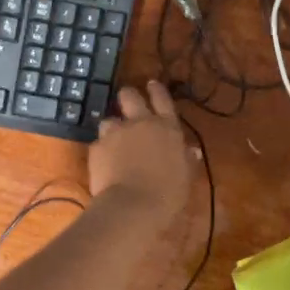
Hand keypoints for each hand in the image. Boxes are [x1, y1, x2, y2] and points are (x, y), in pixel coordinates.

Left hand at [89, 81, 194, 220]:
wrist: (133, 206)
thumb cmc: (168, 193)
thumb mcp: (185, 176)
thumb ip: (186, 159)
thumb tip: (192, 150)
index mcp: (167, 128)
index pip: (162, 99)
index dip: (156, 90)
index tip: (151, 84)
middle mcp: (140, 123)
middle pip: (129, 96)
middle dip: (128, 97)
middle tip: (128, 104)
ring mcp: (116, 133)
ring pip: (109, 119)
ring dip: (112, 128)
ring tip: (114, 142)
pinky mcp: (97, 147)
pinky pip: (98, 143)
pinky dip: (102, 151)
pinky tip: (105, 164)